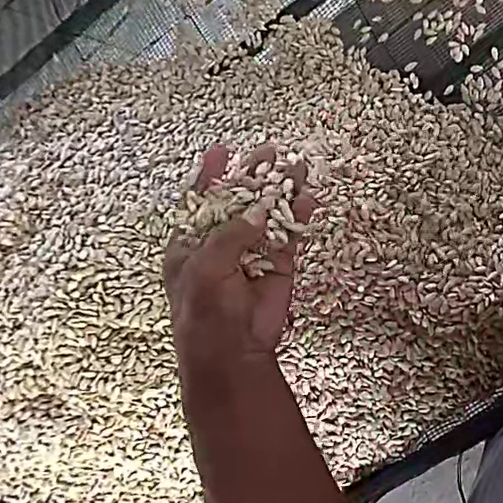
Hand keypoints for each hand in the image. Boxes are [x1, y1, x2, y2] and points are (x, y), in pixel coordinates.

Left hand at [163, 145, 315, 398]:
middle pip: (242, 201)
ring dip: (283, 192)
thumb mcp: (205, 267)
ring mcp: (254, 252)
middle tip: (271, 151)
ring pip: (271, 215)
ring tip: (299, 168)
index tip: (223, 150)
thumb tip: (261, 210)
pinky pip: (291, 236)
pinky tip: (309, 199)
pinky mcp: (280, 265)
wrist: (234, 351)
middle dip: (256, 176)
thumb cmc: (205, 311)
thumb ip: (232, 235)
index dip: (212, 175)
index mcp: (193, 243)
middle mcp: (224, 243)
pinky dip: (300, 217)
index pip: (203, 201)